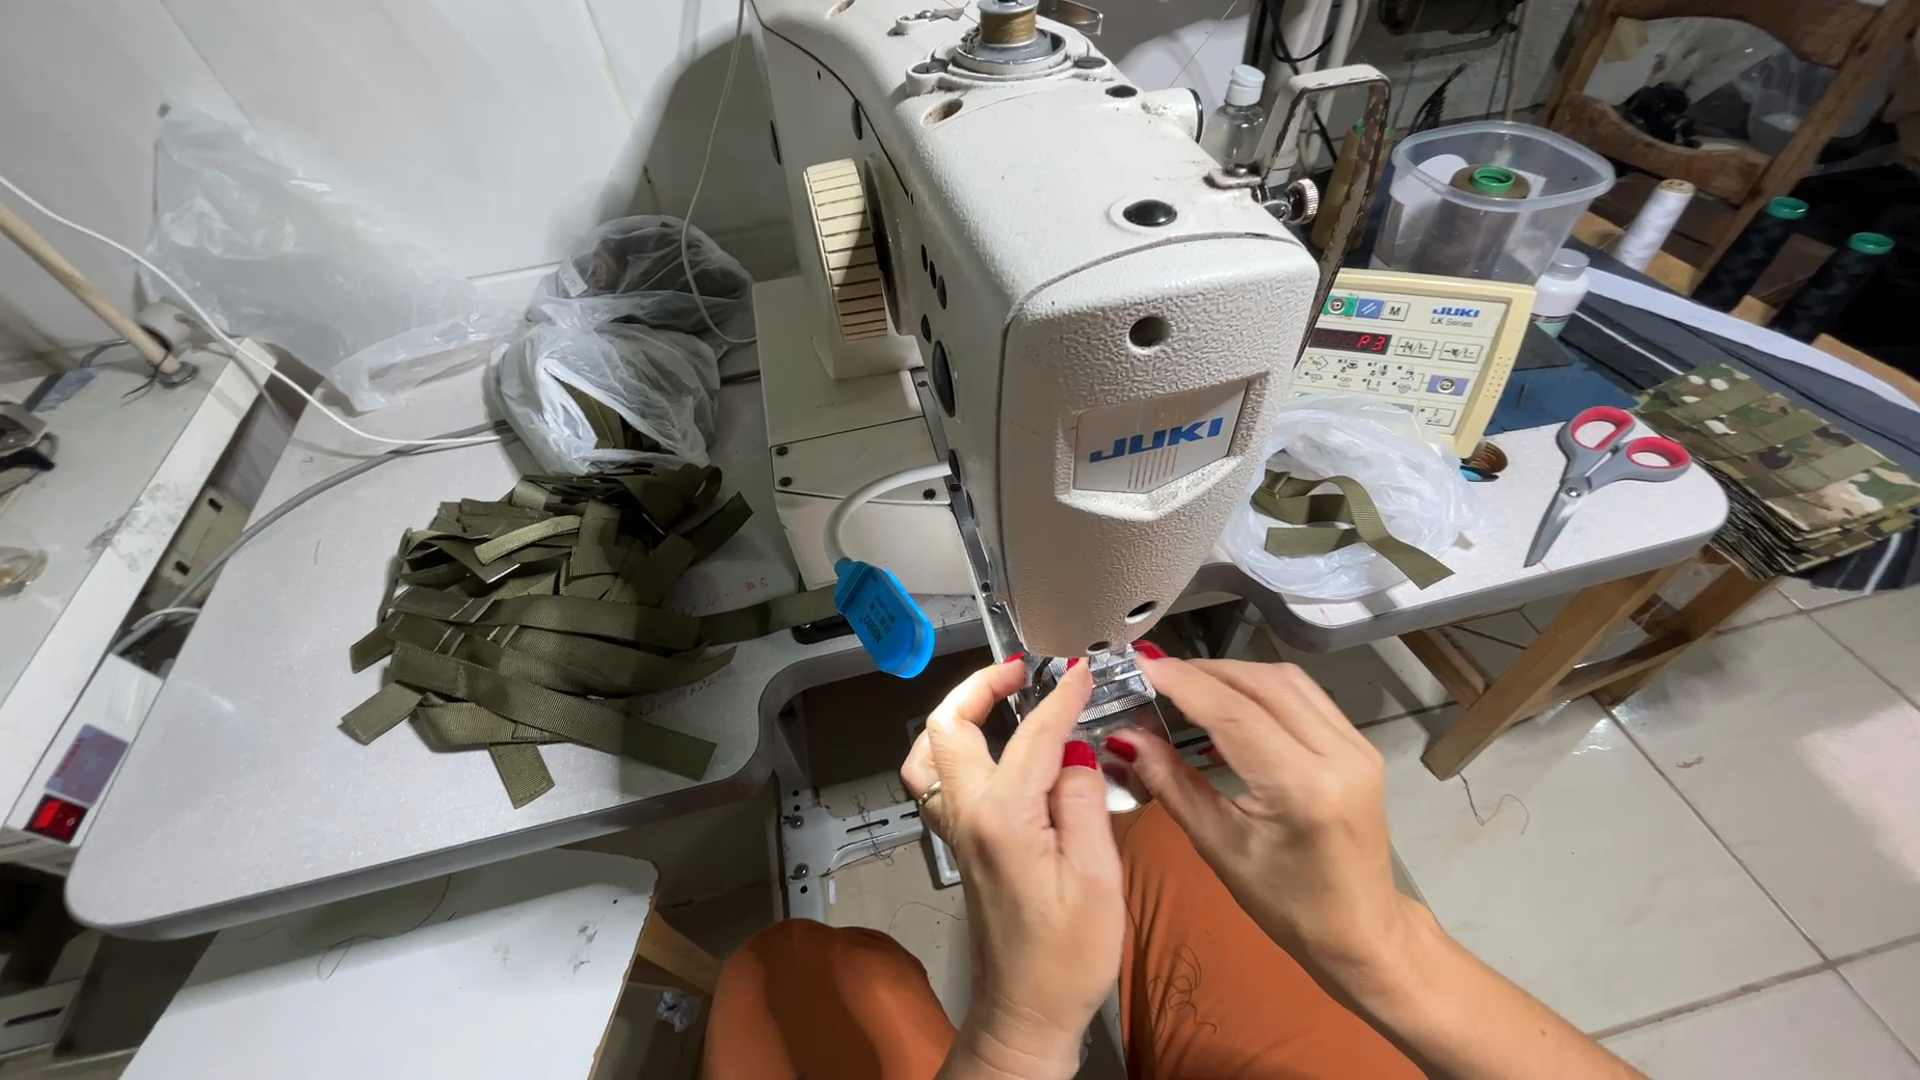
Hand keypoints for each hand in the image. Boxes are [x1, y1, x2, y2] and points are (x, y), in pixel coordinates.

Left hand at [901, 660, 1122, 1079]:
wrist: (1025, 1011)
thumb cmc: (1067, 956)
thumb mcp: (1097, 878)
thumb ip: (1085, 800)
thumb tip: (1076, 748)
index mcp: (1002, 817)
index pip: (1032, 735)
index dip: (1060, 697)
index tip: (1081, 669)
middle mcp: (965, 812)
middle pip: (949, 725)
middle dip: (981, 685)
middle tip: (1023, 670)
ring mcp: (953, 826)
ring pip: (929, 747)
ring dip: (958, 710)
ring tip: (998, 696)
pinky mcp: (956, 838)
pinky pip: (935, 774)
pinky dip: (952, 743)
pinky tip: (985, 743)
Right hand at [1110, 657, 1414, 989]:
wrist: (1364, 932)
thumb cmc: (1286, 903)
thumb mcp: (1217, 845)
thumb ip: (1170, 781)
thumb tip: (1123, 737)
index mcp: (1302, 788)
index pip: (1234, 712)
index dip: (1182, 681)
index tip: (1141, 662)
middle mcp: (1338, 756)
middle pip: (1261, 684)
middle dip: (1202, 670)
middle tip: (1154, 672)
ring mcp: (1356, 746)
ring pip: (1284, 680)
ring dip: (1231, 672)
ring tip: (1186, 683)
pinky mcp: (1359, 744)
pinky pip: (1303, 694)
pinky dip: (1258, 685)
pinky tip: (1228, 698)